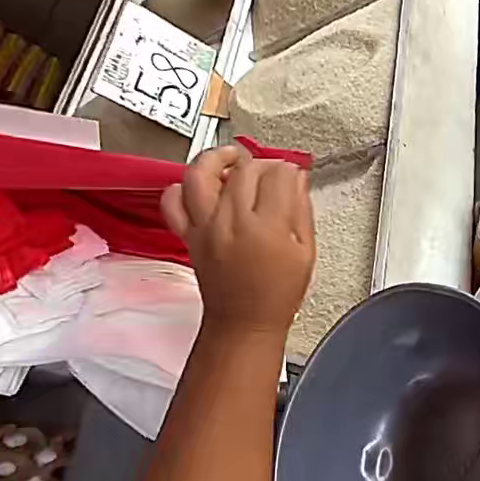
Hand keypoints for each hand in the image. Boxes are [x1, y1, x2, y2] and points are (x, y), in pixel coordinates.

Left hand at [161, 145, 314, 336]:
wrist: (245, 322)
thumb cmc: (277, 295)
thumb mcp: (306, 252)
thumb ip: (301, 210)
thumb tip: (297, 181)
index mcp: (270, 227)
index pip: (279, 176)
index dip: (289, 169)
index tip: (293, 173)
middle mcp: (234, 222)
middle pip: (245, 170)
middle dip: (262, 163)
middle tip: (272, 171)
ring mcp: (207, 226)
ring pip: (202, 172)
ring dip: (218, 158)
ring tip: (231, 158)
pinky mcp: (189, 234)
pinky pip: (173, 200)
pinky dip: (183, 186)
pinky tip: (202, 187)